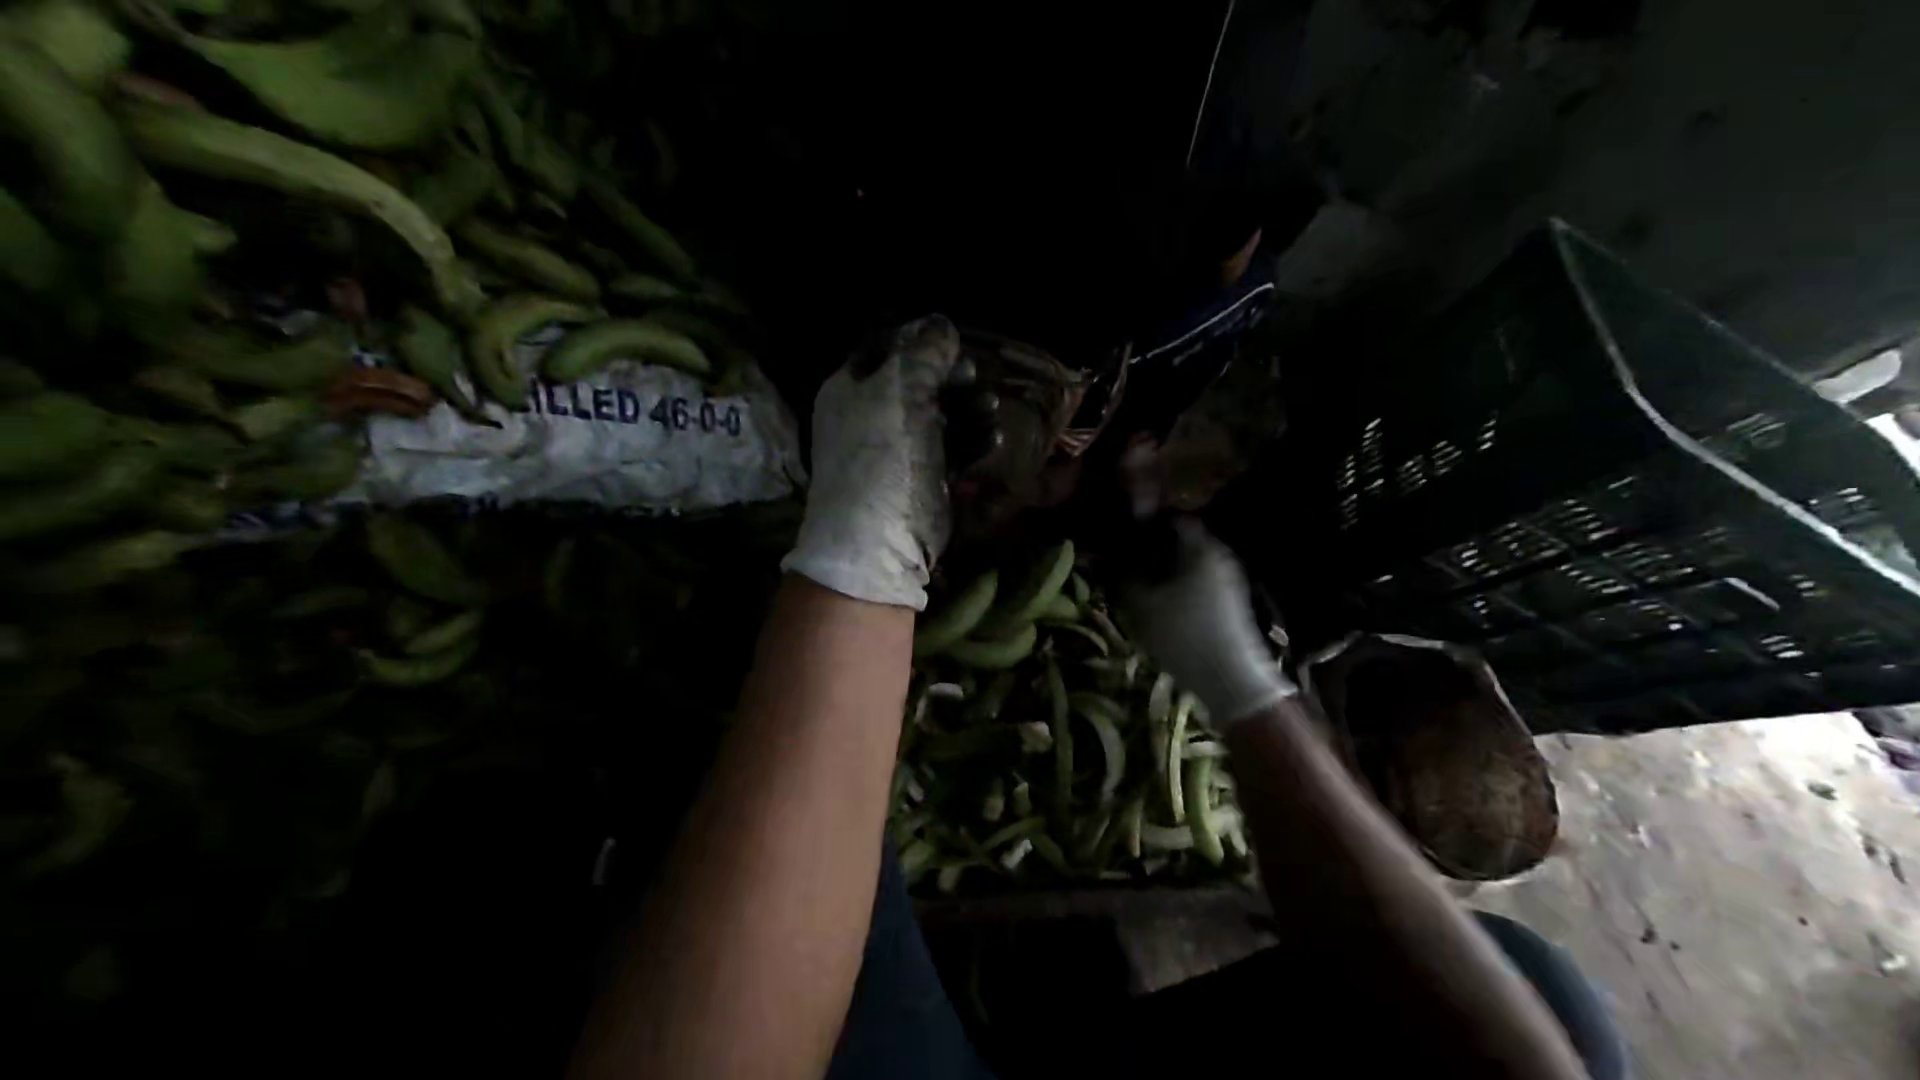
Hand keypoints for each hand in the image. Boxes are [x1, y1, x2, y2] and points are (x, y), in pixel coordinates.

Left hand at [782, 316, 960, 609]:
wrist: (877, 540)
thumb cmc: (884, 456)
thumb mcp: (902, 392)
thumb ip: (924, 353)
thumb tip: (940, 324)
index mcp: (851, 390)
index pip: (883, 349)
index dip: (917, 339)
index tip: (949, 337)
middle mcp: (870, 417)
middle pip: (916, 383)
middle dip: (948, 377)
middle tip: (971, 376)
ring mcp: (896, 451)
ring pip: (937, 417)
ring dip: (966, 410)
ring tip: (989, 409)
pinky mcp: (921, 480)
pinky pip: (949, 451)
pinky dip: (970, 443)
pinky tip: (991, 439)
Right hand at [1119, 518, 1294, 728]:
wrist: (1229, 679)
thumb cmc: (1183, 634)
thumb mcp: (1143, 605)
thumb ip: (1123, 575)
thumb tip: (1106, 557)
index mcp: (1201, 547)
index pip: (1171, 517)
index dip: (1145, 520)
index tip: (1123, 530)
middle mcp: (1219, 555)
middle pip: (1180, 538)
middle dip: (1152, 545)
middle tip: (1124, 555)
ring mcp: (1228, 578)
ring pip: (1188, 560)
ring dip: (1163, 565)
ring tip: (1135, 578)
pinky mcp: (1229, 600)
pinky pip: (1197, 578)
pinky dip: (1176, 581)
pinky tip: (1158, 597)